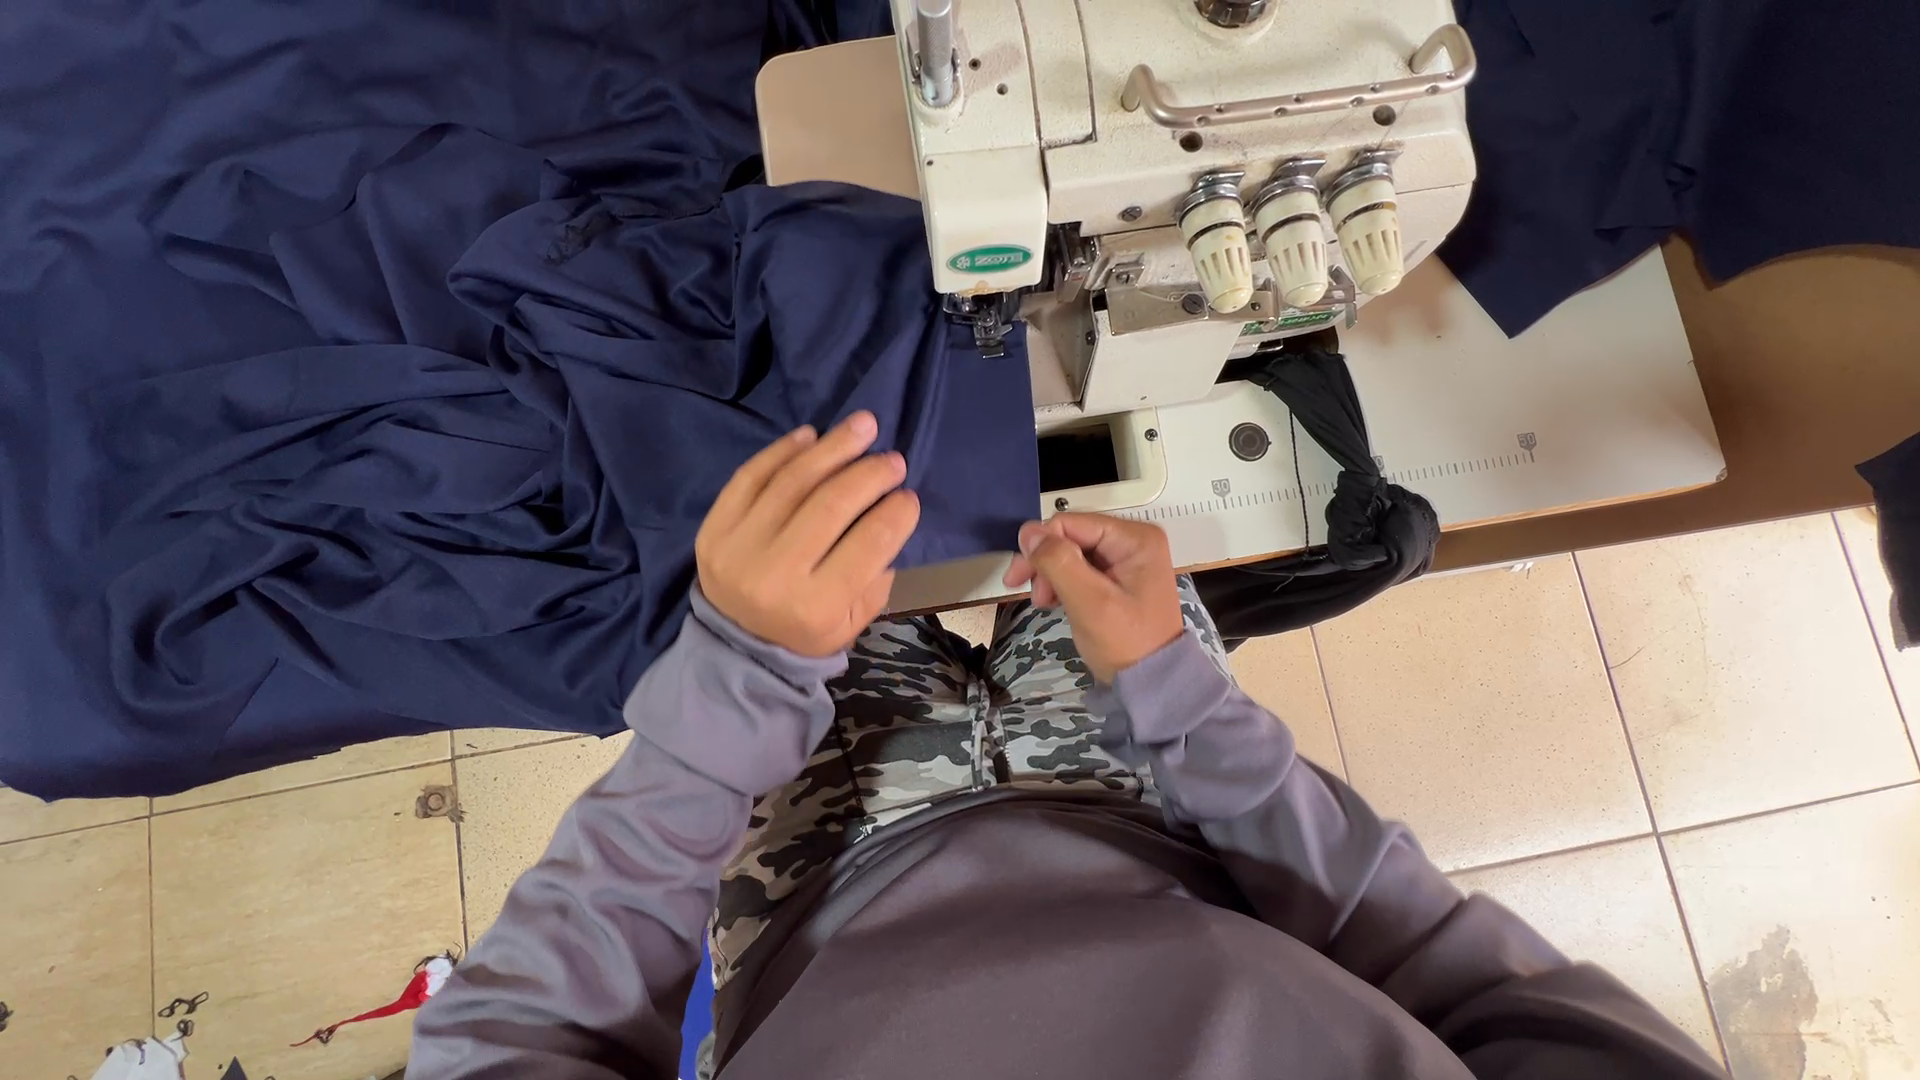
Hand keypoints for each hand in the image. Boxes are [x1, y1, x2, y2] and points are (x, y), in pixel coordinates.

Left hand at [696, 411, 919, 655]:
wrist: (734, 642)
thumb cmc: (805, 631)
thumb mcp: (851, 623)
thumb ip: (876, 576)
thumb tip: (891, 514)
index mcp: (816, 608)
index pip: (867, 546)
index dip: (896, 514)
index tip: (910, 495)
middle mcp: (775, 576)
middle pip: (830, 506)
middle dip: (869, 474)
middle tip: (893, 459)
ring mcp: (739, 547)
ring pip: (793, 483)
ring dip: (833, 448)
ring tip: (863, 426)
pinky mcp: (714, 527)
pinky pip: (751, 476)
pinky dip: (783, 450)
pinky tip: (813, 436)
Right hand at [1001, 513, 1183, 682]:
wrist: (1155, 684)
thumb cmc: (1127, 644)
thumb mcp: (1090, 603)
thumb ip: (1058, 563)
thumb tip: (1028, 532)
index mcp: (1134, 538)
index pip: (1070, 523)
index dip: (1040, 546)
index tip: (1019, 579)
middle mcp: (1132, 540)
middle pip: (1070, 536)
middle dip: (1045, 563)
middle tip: (1033, 596)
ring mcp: (1126, 559)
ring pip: (1071, 552)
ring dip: (1051, 575)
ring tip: (1045, 603)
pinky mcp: (1118, 577)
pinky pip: (1080, 568)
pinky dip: (1063, 583)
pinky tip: (1056, 602)